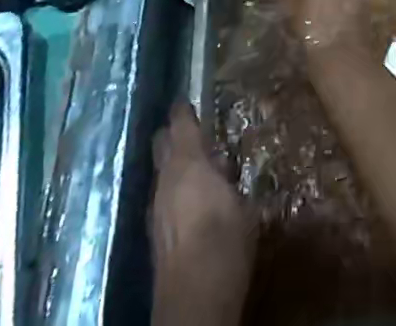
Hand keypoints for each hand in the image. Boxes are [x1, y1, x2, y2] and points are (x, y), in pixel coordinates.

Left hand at [150, 102, 251, 324]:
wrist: (194, 295)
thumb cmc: (226, 240)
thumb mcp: (243, 204)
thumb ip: (228, 179)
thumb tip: (222, 167)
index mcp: (189, 161)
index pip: (180, 122)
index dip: (184, 109)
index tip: (188, 100)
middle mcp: (165, 177)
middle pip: (161, 142)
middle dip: (173, 135)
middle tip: (194, 135)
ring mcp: (154, 205)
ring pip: (161, 172)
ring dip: (176, 168)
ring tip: (200, 174)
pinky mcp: (152, 231)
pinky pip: (161, 198)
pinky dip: (173, 194)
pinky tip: (191, 206)